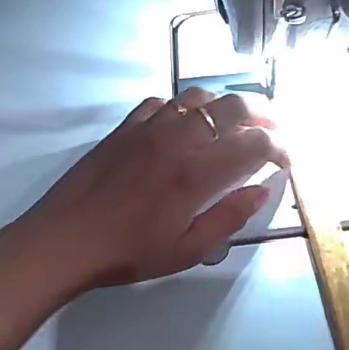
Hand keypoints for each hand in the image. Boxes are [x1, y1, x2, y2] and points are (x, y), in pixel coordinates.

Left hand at [13, 89, 286, 290]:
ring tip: (233, 124)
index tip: (284, 161)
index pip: (253, 143)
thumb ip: (228, 217)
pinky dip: (183, 108)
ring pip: (198, 96)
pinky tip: (183, 126)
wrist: (64, 239)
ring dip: (224, 105)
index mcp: (195, 174)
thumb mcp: (186, 250)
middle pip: (233, 107)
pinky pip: (162, 103)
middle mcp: (176, 140)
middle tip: (272, 132)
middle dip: (264, 115)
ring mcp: (148, 128)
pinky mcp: (124, 127)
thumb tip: (261, 190)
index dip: (279, 148)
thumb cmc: (127, 253)